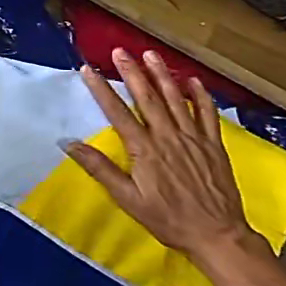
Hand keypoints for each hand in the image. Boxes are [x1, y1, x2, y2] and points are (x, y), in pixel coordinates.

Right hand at [66, 49, 265, 267]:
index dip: (102, 90)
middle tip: (119, 51)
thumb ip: (100, 169)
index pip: (118, 113)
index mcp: (145, 150)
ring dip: (162, 74)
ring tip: (150, 54)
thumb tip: (70, 144)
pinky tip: (192, 80)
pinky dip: (200, 94)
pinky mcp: (213, 142)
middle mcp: (168, 136)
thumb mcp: (128, 200)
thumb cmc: (168, 220)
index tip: (90, 70)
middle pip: (147, 97)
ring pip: (175, 98)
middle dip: (132, 72)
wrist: (215, 234)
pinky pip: (207, 112)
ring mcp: (193, 137)